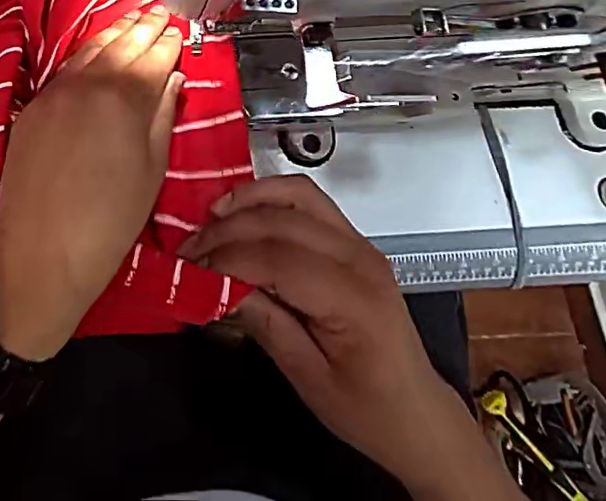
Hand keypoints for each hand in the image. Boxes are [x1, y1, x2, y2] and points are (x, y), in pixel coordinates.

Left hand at [0, 7, 183, 360]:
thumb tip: (172, 79)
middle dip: (145, 26)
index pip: (154, 57)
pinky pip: (67, 65)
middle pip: (123, 43)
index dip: (169, 42)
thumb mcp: (151, 170)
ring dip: (116, 31)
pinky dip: (89, 50)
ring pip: (92, 48)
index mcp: (126, 99)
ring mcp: (57, 91)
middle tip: (161, 12)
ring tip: (134, 18)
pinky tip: (98, 48)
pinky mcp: (35, 104)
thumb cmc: (108, 221)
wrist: (39, 252)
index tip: (178, 31)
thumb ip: (163, 116)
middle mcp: (90, 84)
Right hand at [180, 176, 516, 500]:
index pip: (279, 259)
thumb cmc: (365, 407)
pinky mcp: (354, 239)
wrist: (416, 410)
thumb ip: (264, 323)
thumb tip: (215, 285)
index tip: (190, 268)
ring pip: (299, 196)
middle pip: (284, 222)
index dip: (228, 258)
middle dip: (229, 230)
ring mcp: (360, 242)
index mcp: (353, 299)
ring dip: (251, 199)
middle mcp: (360, 257)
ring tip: (212, 216)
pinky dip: (272, 197)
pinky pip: (310, 201)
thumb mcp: (308, 378)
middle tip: (189, 248)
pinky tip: (246, 210)